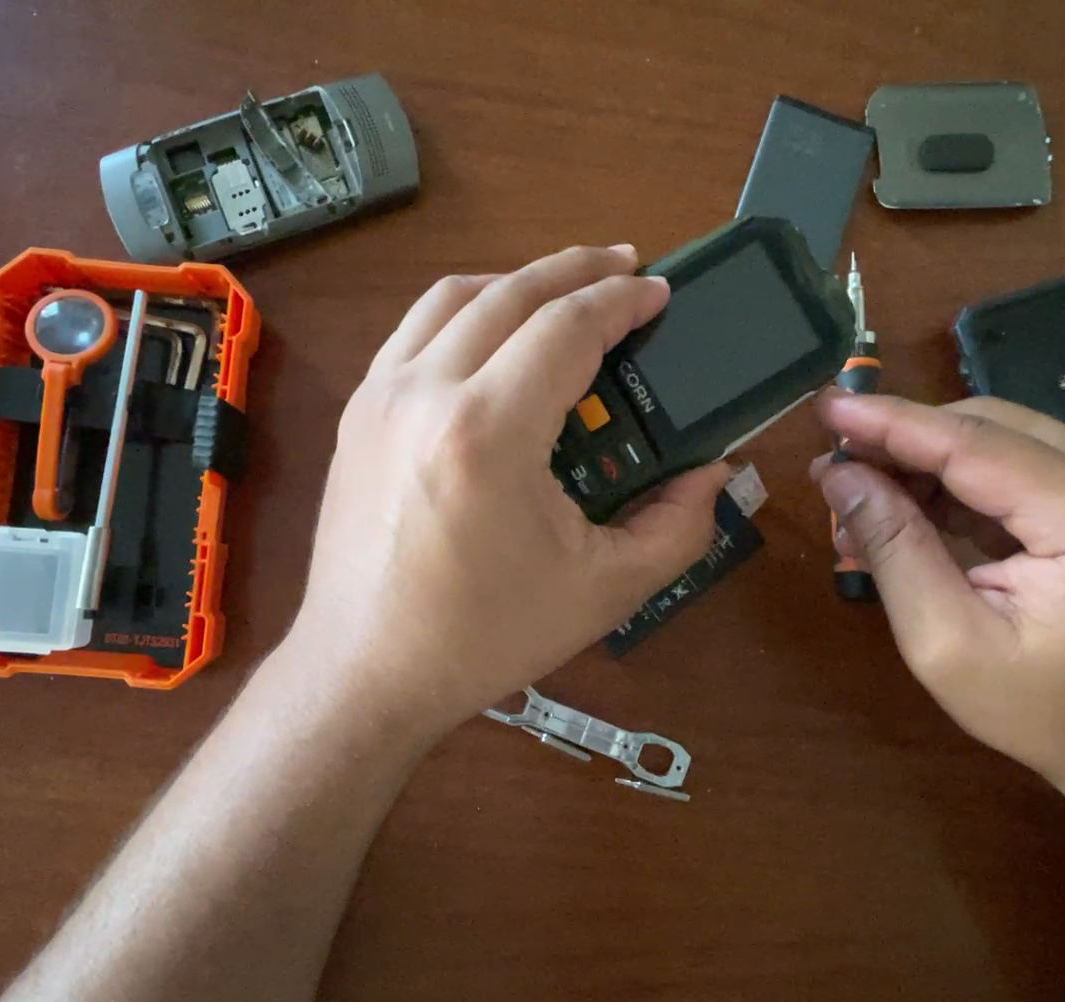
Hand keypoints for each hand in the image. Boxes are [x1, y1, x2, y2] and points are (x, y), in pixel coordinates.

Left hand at [282, 245, 727, 735]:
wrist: (366, 669)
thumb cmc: (483, 636)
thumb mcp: (603, 591)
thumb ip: (676, 528)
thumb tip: (709, 472)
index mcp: (488, 430)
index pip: (567, 327)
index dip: (622, 301)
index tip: (658, 293)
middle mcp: (424, 392)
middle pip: (510, 293)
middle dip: (576, 269)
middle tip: (625, 269)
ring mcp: (378, 397)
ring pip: (451, 298)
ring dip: (515, 282)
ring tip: (562, 294)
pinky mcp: (355, 415)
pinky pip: (413, 333)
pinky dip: (462, 314)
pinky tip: (490, 340)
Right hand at [811, 393, 1064, 802]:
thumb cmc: (1047, 716)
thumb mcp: (946, 643)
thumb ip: (894, 549)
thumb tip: (839, 476)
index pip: (974, 444)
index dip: (889, 422)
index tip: (824, 406)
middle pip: (993, 428)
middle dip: (904, 441)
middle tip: (833, 467)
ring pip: (1007, 442)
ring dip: (929, 463)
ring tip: (862, 499)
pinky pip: (1027, 470)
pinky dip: (963, 484)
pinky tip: (914, 511)